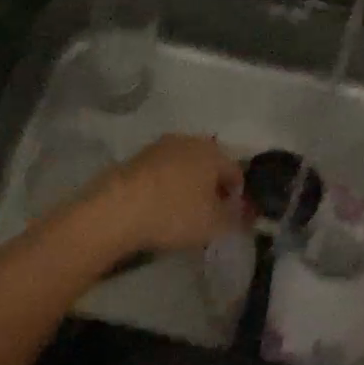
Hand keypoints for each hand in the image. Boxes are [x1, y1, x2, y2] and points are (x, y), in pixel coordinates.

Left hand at [87, 135, 245, 252]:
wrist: (118, 208)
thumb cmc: (174, 213)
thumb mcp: (214, 224)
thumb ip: (235, 219)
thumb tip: (245, 215)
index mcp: (212, 152)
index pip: (236, 172)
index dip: (238, 196)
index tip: (232, 218)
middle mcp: (189, 140)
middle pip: (209, 165)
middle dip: (212, 187)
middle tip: (209, 215)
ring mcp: (160, 146)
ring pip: (185, 166)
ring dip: (188, 185)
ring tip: (183, 213)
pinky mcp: (137, 157)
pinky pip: (162, 172)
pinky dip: (166, 186)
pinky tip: (160, 207)